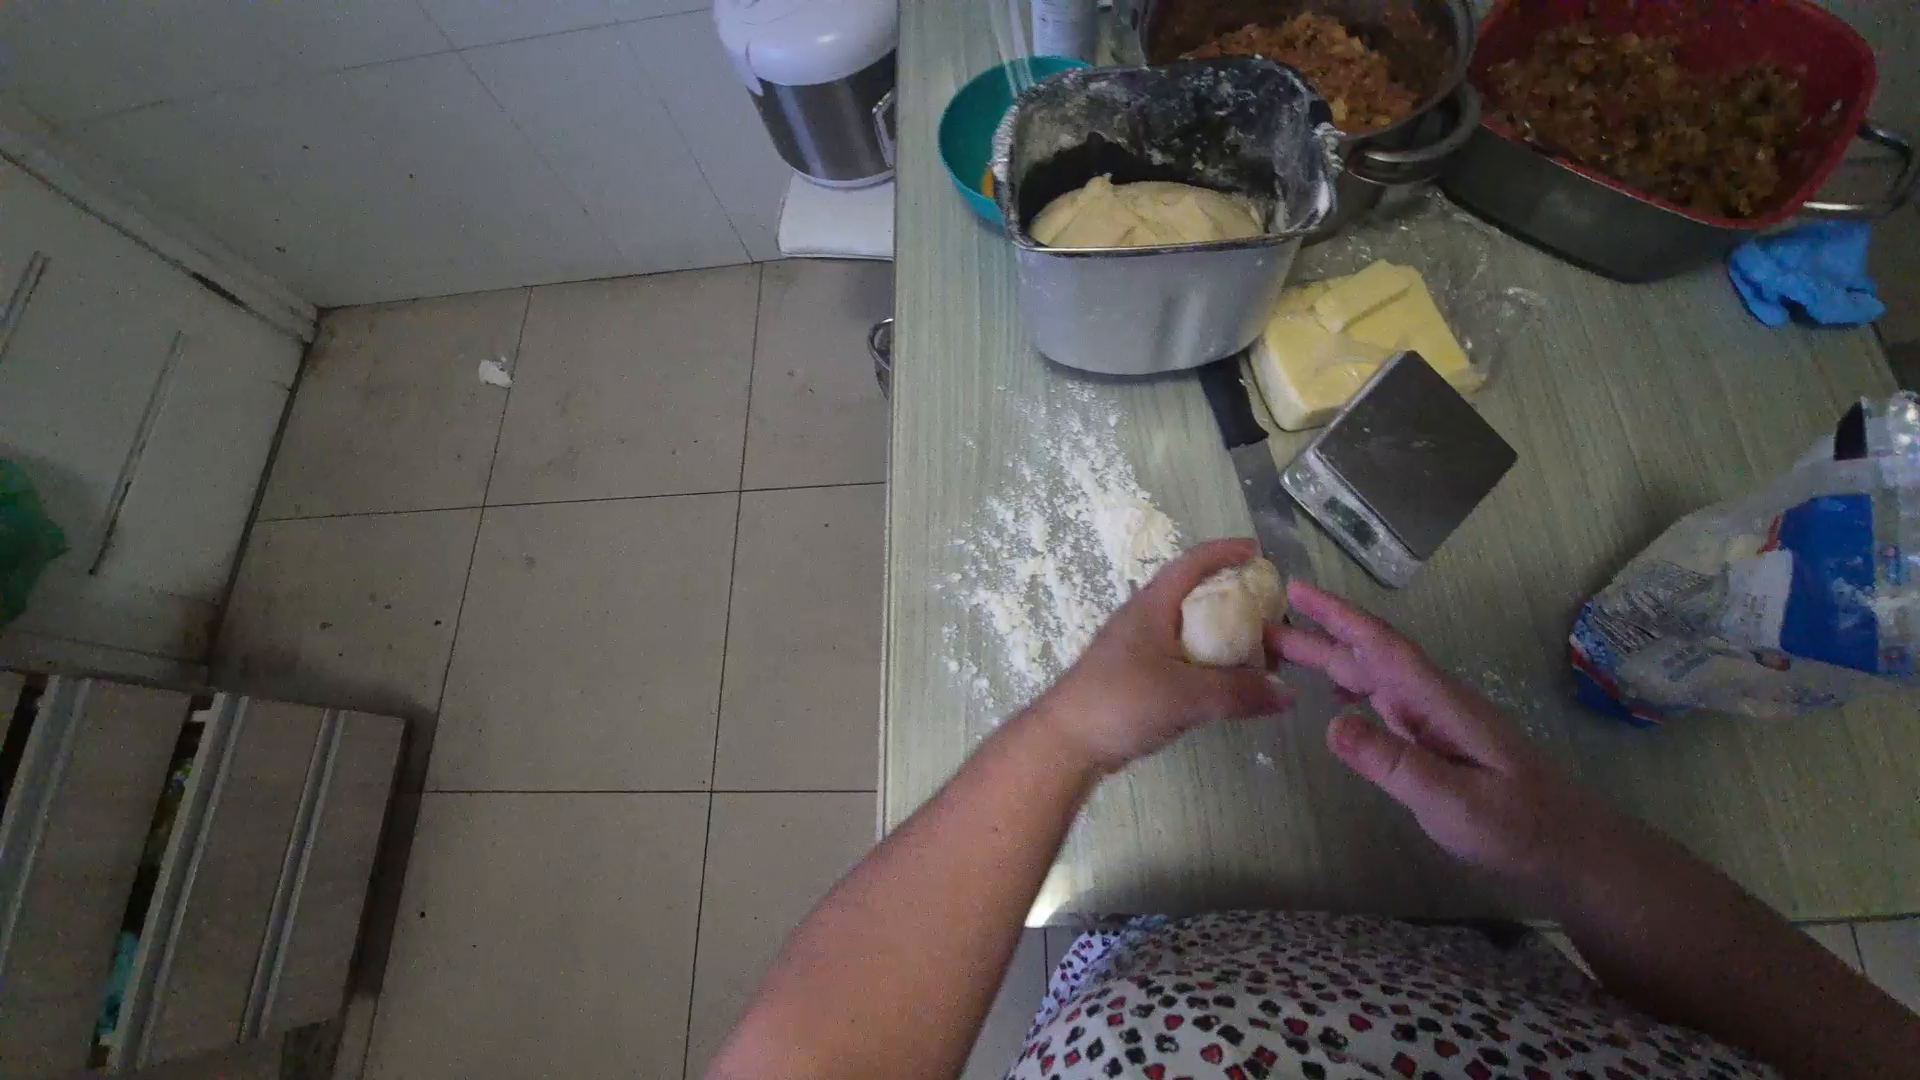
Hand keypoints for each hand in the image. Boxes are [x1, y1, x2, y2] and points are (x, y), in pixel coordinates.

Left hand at [1029, 539, 1293, 774]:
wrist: (1066, 740)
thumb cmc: (1120, 702)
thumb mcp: (1186, 696)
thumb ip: (1238, 692)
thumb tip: (1287, 691)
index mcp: (1152, 607)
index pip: (1192, 563)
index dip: (1225, 551)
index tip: (1259, 551)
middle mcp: (1144, 619)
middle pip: (1194, 595)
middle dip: (1234, 598)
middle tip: (1273, 613)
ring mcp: (1137, 648)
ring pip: (1188, 629)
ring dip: (1223, 634)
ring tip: (1261, 650)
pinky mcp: (1137, 676)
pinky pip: (1182, 657)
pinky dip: (1209, 662)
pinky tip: (1229, 682)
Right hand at [1275, 581, 1617, 883]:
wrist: (1575, 852)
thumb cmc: (1520, 827)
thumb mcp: (1455, 802)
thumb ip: (1394, 763)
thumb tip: (1330, 724)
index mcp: (1439, 701)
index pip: (1381, 646)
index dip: (1338, 616)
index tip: (1296, 590)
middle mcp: (1432, 699)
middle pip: (1367, 654)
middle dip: (1317, 633)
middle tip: (1263, 625)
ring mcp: (1432, 717)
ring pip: (1372, 674)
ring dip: (1328, 656)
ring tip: (1282, 649)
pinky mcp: (1431, 737)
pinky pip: (1380, 697)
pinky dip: (1348, 683)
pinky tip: (1331, 691)